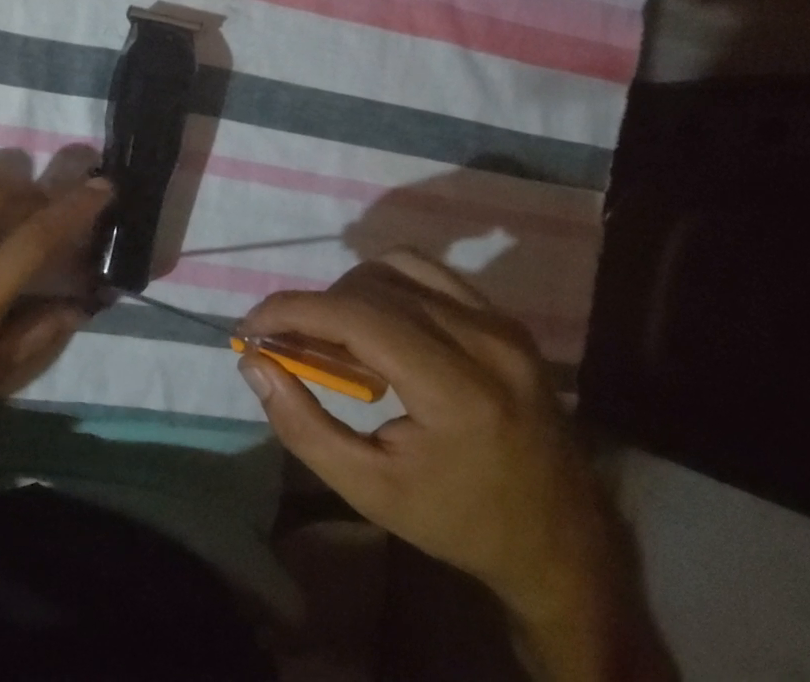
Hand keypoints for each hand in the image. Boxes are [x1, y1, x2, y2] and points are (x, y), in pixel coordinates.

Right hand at [236, 251, 624, 625]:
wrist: (559, 541)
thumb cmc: (456, 521)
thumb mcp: (367, 489)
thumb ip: (303, 425)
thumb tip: (255, 363)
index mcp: (456, 390)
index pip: (357, 316)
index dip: (291, 310)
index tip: (250, 328)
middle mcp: (485, 341)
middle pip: (372, 286)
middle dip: (315, 307)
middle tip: (288, 348)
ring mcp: (503, 326)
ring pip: (400, 268)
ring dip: (350, 294)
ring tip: (334, 340)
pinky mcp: (508, 323)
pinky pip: (431, 277)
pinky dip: (388, 290)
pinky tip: (377, 331)